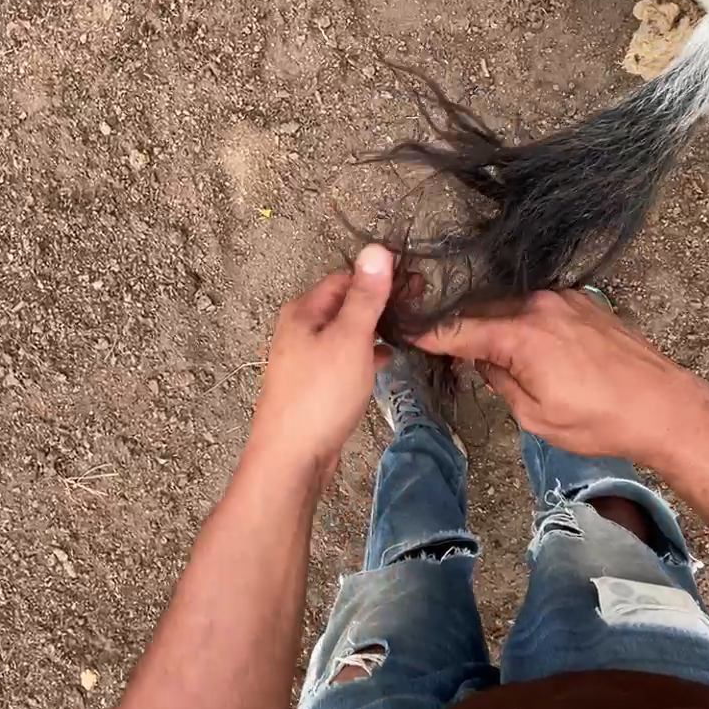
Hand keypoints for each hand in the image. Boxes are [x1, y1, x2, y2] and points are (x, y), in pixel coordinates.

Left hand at [245, 245, 393, 483]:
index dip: (379, 278)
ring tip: (408, 331)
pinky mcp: (314, 385)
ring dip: (374, 330)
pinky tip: (386, 362)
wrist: (291, 458)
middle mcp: (299, 329)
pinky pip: (344, 359)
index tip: (414, 284)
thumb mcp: (349, 338)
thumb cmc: (319, 395)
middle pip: (344, 304)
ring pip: (346, 333)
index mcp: (304, 311)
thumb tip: (376, 249)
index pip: (346, 278)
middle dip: (379, 303)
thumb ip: (365, 296)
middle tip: (417, 306)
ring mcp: (305, 358)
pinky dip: (365, 356)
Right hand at [414, 289, 708, 465]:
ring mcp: (561, 298)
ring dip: (494, 323)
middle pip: (481, 310)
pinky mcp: (580, 300)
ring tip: (490, 352)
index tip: (408, 332)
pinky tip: (528, 343)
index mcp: (521, 335)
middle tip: (447, 350)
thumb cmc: (600, 420)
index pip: (460, 329)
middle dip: (463, 329)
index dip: (431, 333)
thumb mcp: (535, 416)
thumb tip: (483, 359)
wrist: (666, 406)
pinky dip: (521, 319)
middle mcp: (537, 305)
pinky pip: (535, 304)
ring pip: (508, 304)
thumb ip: (499, 380)